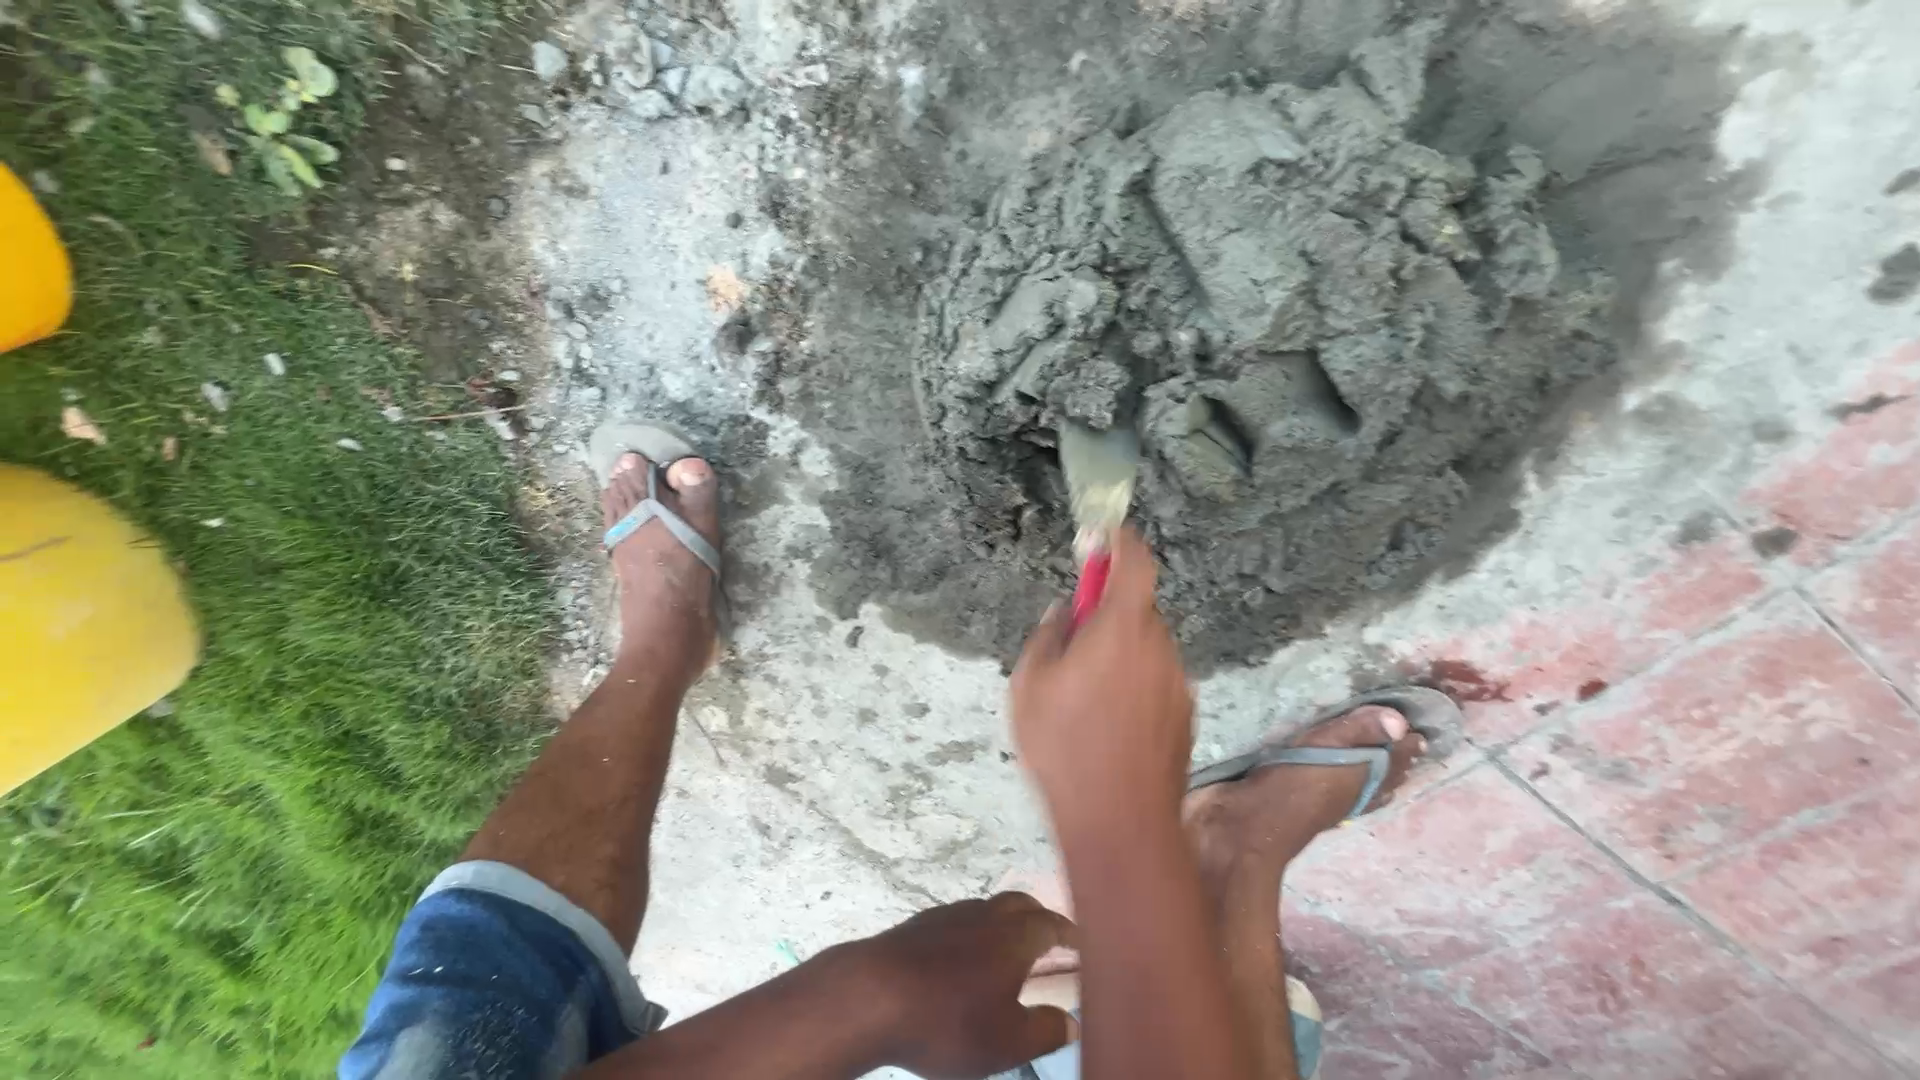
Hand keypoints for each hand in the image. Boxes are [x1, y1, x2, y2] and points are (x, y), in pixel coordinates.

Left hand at [850, 892, 1076, 1078]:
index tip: (1082, 940)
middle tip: (1049, 936)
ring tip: (1006, 948)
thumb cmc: (948, 1021)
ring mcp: (946, 916)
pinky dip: (972, 932)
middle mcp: (983, 915)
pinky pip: (957, 920)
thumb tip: (1072, 1020)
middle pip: (1018, 903)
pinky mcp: (916, 926)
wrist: (871, 996)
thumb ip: (1045, 1030)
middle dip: (1038, 915)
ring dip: (1002, 922)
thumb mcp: (1007, 1042)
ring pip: (985, 909)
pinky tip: (962, 958)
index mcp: (1013, 937)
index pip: (1050, 924)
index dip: (1068, 932)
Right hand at [1009, 527, 1192, 827]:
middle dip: (1108, 616)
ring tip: (1085, 701)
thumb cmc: (1065, 746)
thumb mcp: (1029, 684)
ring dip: (1120, 655)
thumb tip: (1067, 614)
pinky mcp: (1185, 715)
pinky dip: (1134, 686)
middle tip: (1073, 646)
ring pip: (1146, 649)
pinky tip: (1109, 726)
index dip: (1122, 542)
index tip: (1105, 536)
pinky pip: (1156, 682)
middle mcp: (1159, 647)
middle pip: (1137, 611)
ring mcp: (1178, 683)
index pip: (1135, 563)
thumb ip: (1049, 636)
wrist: (1120, 822)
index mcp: (1122, 628)